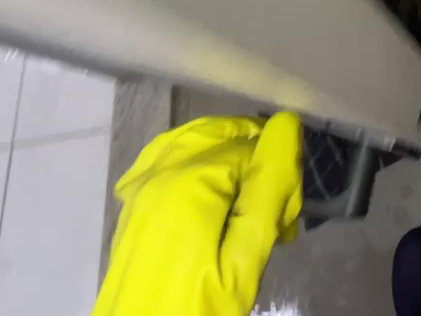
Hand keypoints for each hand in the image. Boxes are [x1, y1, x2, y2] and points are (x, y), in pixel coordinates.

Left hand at [94, 112, 302, 315]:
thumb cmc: (196, 315)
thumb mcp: (243, 265)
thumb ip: (268, 191)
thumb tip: (286, 124)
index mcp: (191, 181)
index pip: (254, 147)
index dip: (279, 176)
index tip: (288, 222)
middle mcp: (161, 171)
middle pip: (224, 134)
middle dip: (255, 160)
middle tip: (275, 213)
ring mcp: (141, 187)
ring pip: (197, 138)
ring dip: (229, 155)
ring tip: (248, 201)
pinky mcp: (132, 206)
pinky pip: (166, 156)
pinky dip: (196, 159)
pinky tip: (211, 188)